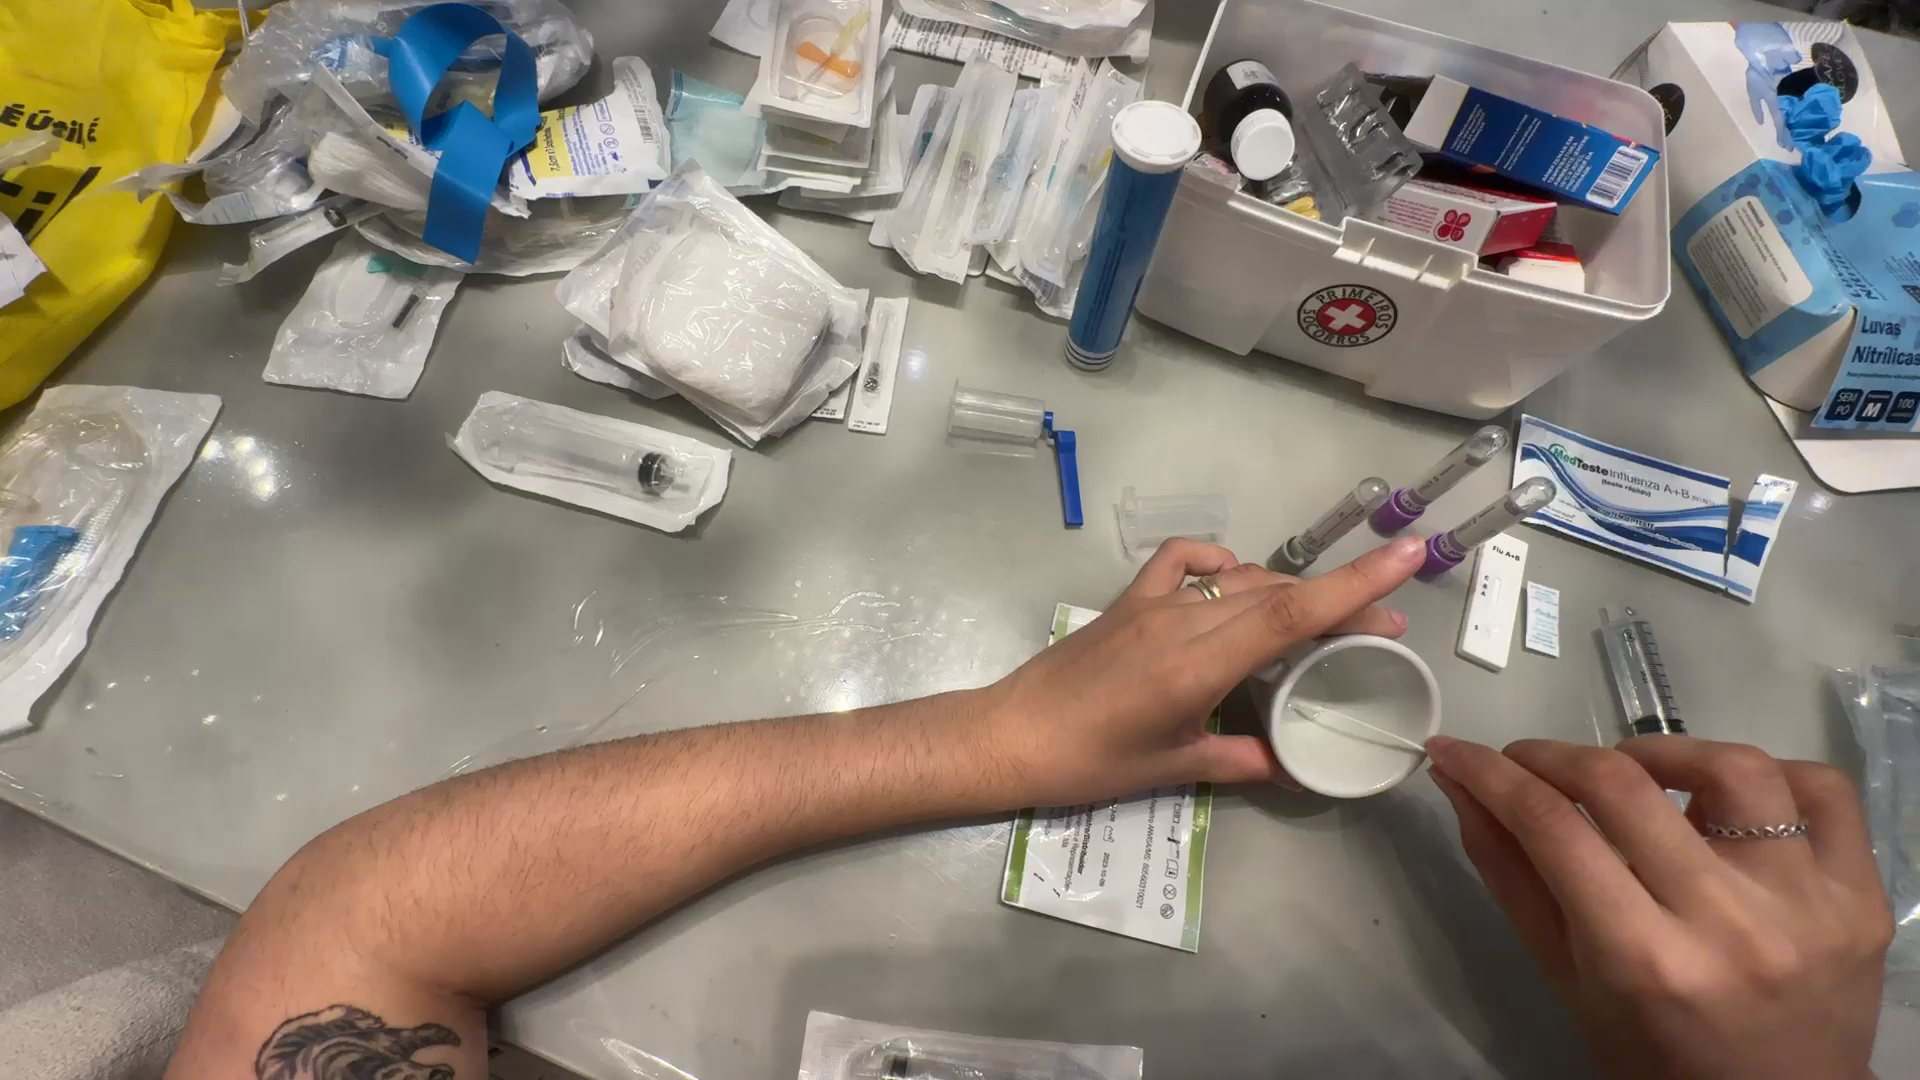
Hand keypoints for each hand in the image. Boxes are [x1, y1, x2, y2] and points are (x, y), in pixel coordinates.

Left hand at [975, 535, 1425, 807]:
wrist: (1014, 733)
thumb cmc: (1091, 761)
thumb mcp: (1173, 767)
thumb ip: (1240, 759)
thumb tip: (1290, 763)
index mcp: (1198, 664)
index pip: (1292, 614)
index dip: (1357, 584)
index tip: (1409, 555)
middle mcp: (1180, 620)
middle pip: (1276, 594)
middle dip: (1338, 602)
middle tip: (1382, 628)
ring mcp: (1149, 603)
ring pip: (1237, 580)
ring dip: (1285, 590)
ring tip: (1318, 616)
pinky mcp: (1126, 600)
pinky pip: (1179, 561)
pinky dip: (1216, 562)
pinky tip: (1230, 579)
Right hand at [1428, 735, 1892, 1079]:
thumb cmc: (1642, 1041)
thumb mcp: (1553, 960)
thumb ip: (1501, 861)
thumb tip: (1456, 777)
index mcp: (1642, 955)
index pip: (1546, 822)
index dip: (1485, 771)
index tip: (1450, 749)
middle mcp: (1731, 924)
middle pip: (1619, 784)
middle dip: (1545, 754)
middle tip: (1522, 763)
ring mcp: (1812, 908)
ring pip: (1730, 769)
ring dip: (1654, 751)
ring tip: (1626, 774)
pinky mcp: (1863, 898)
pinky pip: (1825, 792)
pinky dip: (1761, 773)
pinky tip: (1713, 796)